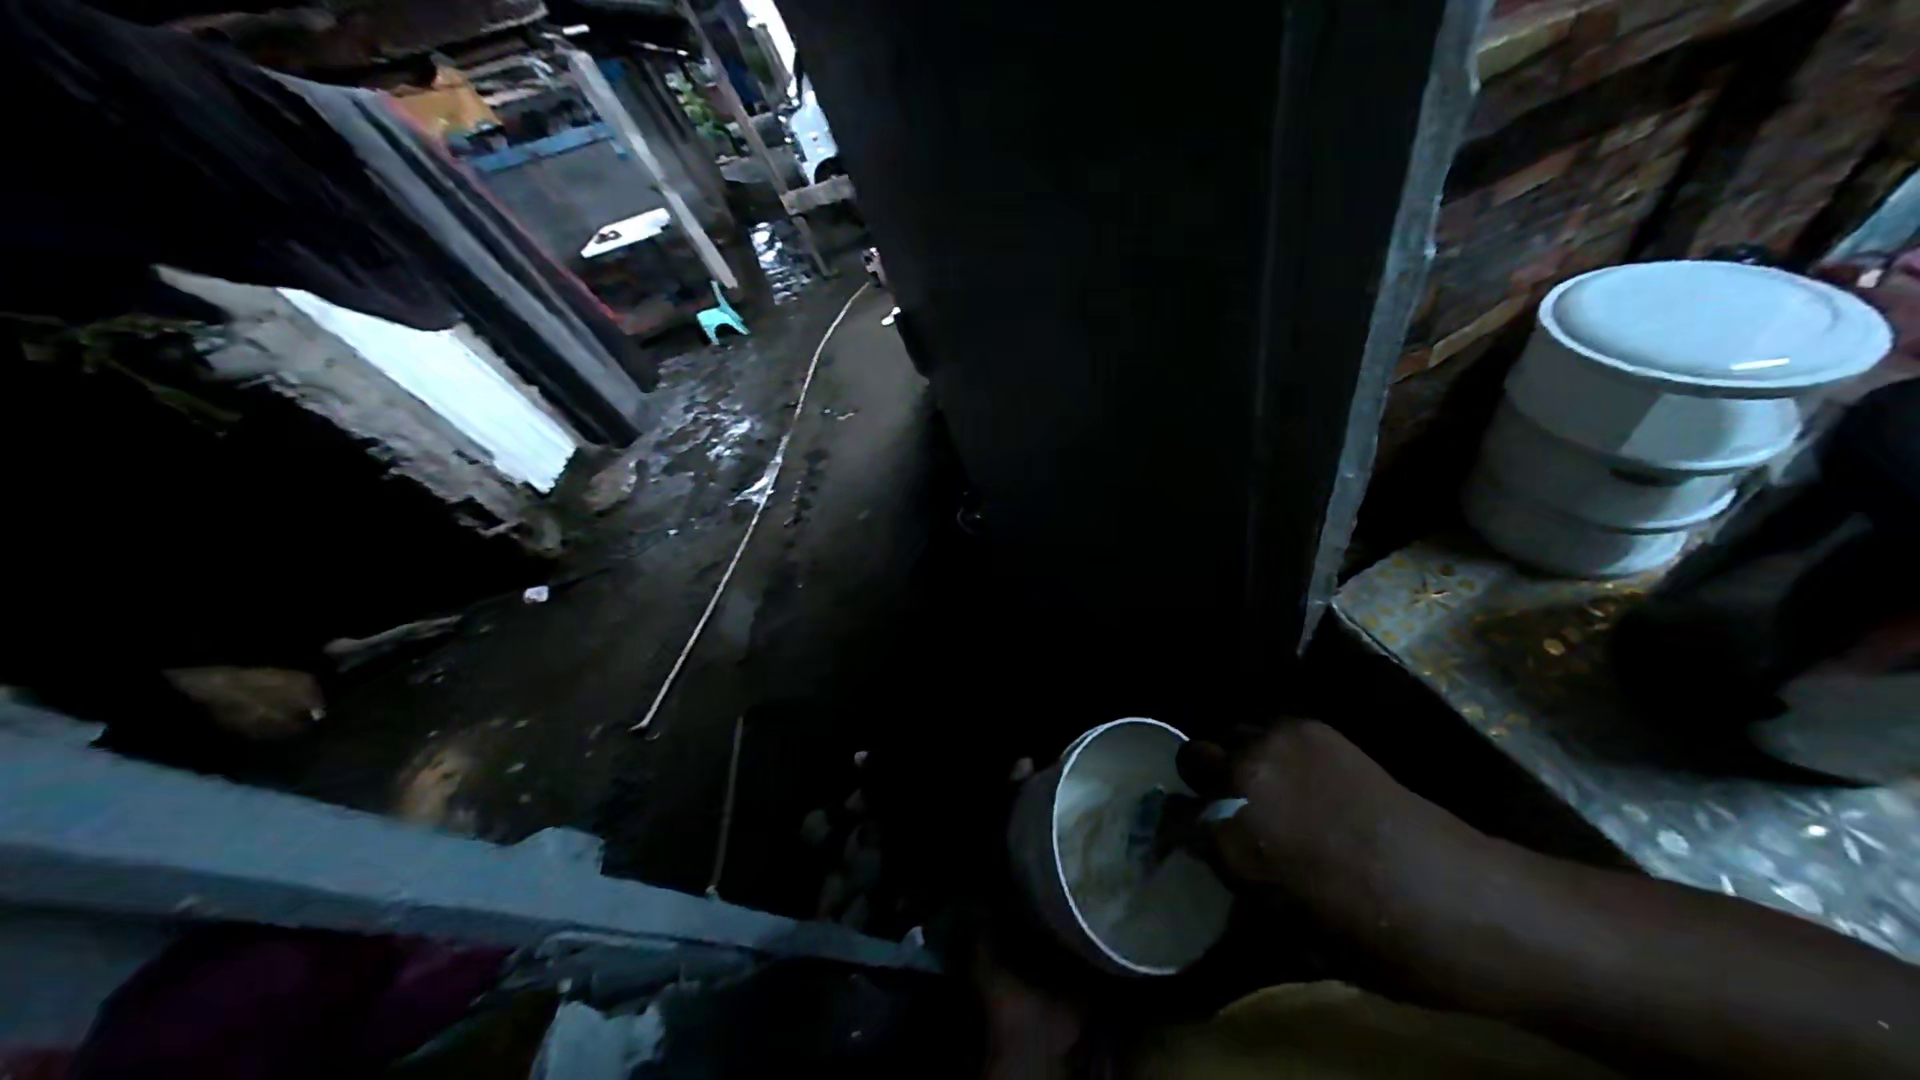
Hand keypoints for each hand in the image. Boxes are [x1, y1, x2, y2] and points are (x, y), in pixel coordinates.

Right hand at [1175, 720, 1482, 914]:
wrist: (1460, 898)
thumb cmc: (1372, 939)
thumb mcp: (1285, 932)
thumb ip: (1239, 883)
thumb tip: (1222, 862)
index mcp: (1228, 840)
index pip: (1170, 815)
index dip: (1177, 827)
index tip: (1190, 836)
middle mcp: (1240, 783)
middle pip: (1191, 757)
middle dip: (1202, 780)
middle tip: (1228, 805)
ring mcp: (1275, 748)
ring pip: (1231, 734)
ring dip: (1240, 759)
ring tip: (1269, 786)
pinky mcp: (1311, 729)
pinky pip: (1272, 729)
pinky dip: (1277, 749)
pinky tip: (1305, 776)